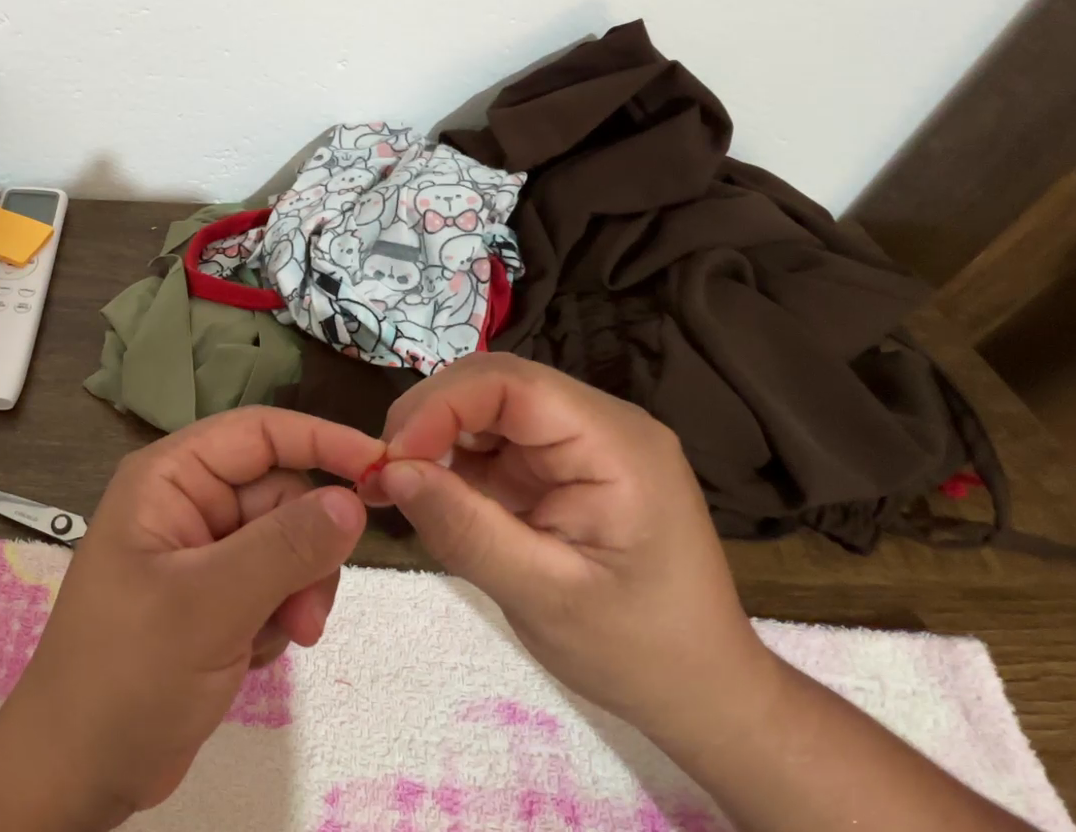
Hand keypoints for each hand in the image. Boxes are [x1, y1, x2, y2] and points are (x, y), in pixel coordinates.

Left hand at [0, 407, 378, 827]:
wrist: (80, 769)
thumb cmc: (128, 673)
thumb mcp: (209, 604)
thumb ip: (285, 546)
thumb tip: (352, 499)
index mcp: (169, 479)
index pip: (259, 433)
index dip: (322, 441)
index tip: (383, 471)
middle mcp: (186, 504)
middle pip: (281, 493)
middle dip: (306, 549)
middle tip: (307, 611)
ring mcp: (201, 554)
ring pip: (287, 542)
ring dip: (298, 590)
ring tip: (283, 637)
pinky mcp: (214, 598)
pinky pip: (275, 584)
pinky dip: (280, 616)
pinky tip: (251, 654)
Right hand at [363, 352, 774, 735]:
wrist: (696, 690)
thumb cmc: (636, 650)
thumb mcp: (543, 596)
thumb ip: (465, 529)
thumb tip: (389, 470)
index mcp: (614, 443)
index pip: (511, 384)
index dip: (440, 406)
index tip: (390, 458)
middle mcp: (596, 425)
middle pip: (492, 386)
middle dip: (428, 419)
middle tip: (379, 475)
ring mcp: (574, 444)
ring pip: (482, 410)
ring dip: (431, 440)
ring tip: (390, 486)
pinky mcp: (555, 467)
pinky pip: (489, 445)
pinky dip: (447, 464)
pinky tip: (422, 495)